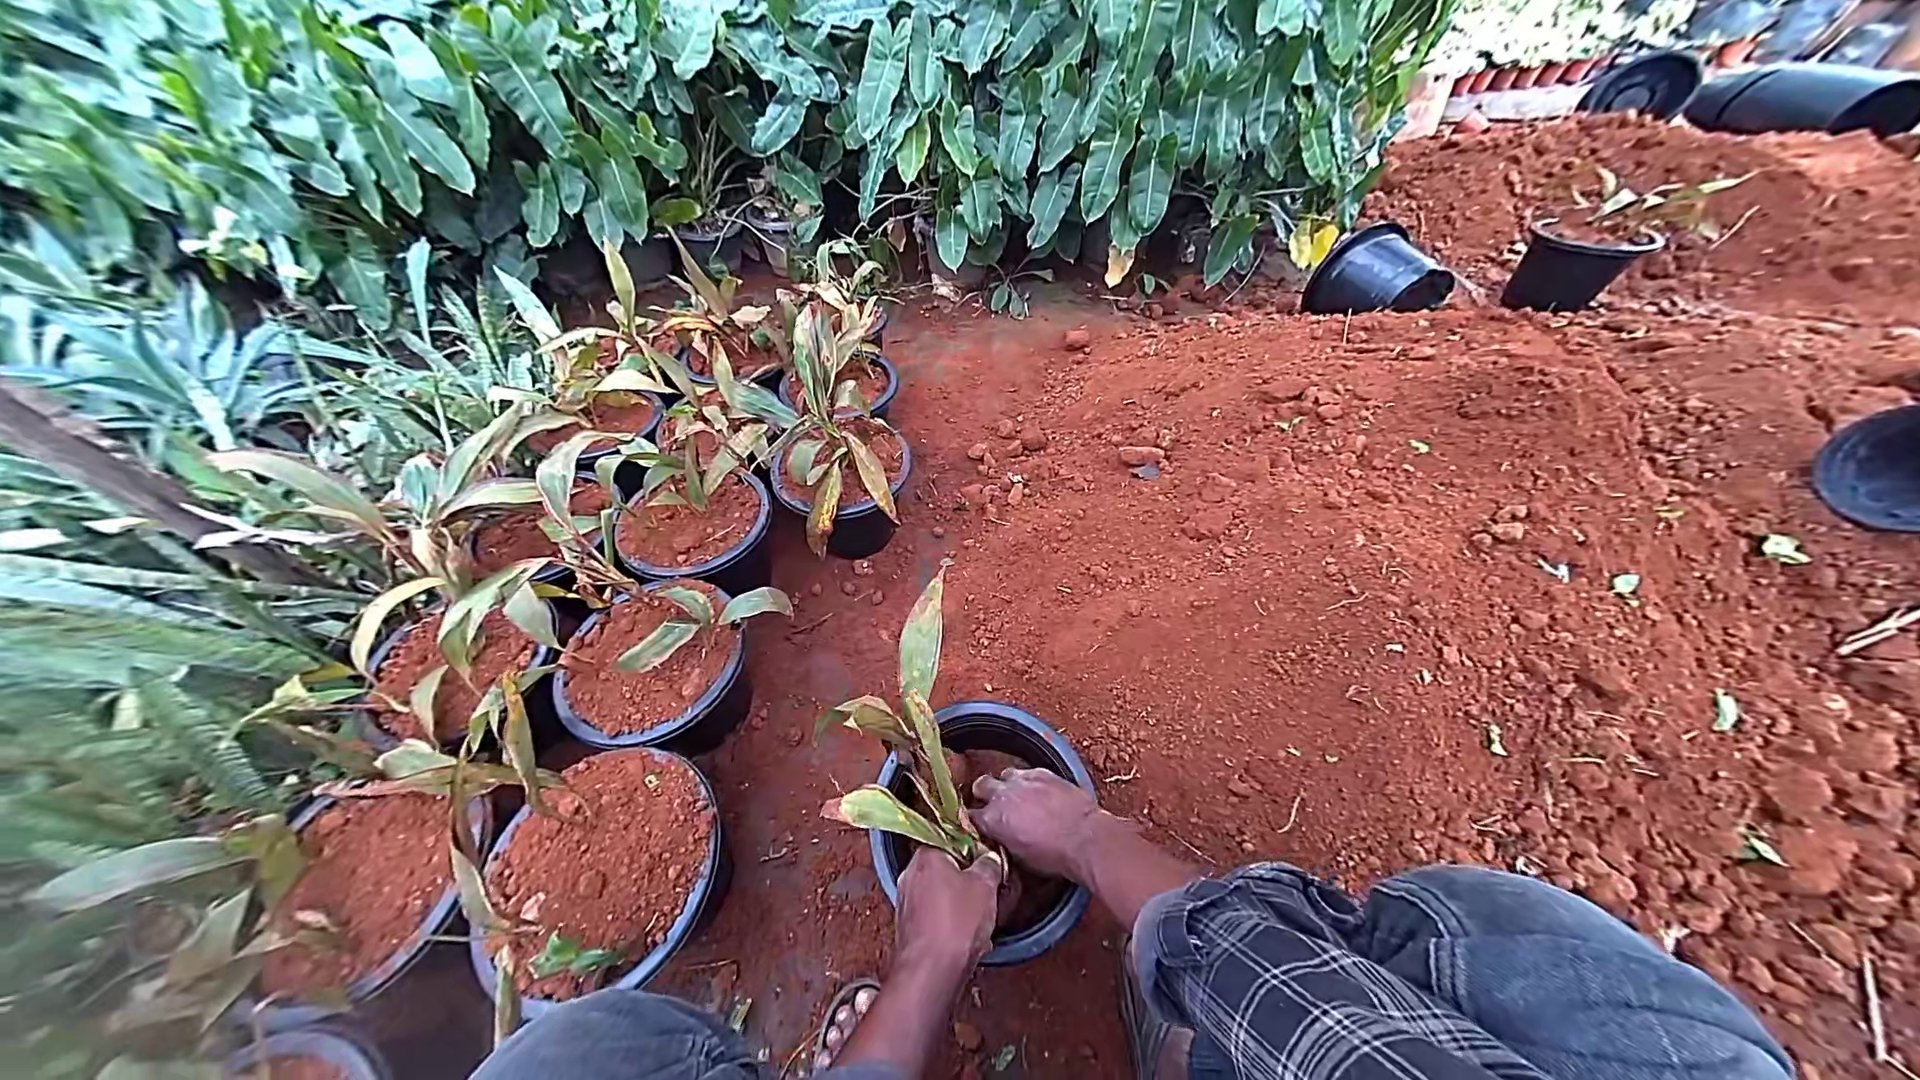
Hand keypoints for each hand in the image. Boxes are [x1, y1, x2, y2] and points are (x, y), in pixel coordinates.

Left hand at [893, 845, 1003, 975]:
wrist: (932, 973)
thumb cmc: (956, 924)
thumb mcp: (985, 885)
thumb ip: (989, 864)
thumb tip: (990, 859)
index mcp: (925, 855)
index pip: (952, 841)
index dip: (974, 853)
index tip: (988, 864)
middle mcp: (909, 874)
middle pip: (945, 869)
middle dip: (967, 881)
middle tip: (986, 892)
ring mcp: (905, 902)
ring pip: (940, 895)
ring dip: (959, 905)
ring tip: (979, 920)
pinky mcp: (907, 929)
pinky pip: (933, 918)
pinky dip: (949, 925)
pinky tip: (966, 939)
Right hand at [970, 767, 1104, 880]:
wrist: (1085, 838)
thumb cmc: (1055, 856)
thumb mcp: (1020, 858)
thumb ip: (1003, 841)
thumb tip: (1003, 838)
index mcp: (993, 819)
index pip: (970, 815)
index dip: (974, 820)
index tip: (979, 824)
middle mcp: (1003, 795)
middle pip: (980, 785)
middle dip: (984, 793)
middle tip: (993, 804)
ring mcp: (1022, 780)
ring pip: (1004, 774)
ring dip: (1008, 784)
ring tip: (1017, 795)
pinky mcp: (1042, 772)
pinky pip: (1028, 772)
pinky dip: (1030, 781)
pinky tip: (1038, 791)